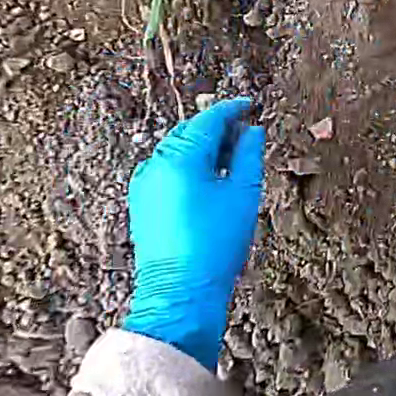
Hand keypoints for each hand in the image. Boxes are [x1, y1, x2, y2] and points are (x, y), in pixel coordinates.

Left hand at [124, 98, 265, 366]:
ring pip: (177, 151)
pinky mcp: (143, 202)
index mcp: (179, 158)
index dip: (231, 109)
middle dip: (216, 127)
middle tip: (245, 130)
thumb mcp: (243, 193)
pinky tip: (210, 179)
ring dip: (203, 147)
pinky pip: (168, 170)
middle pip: (188, 132)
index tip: (250, 105)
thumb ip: (249, 155)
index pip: (207, 120)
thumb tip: (252, 131)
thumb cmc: (216, 243)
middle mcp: (155, 165)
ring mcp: (145, 184)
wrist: (181, 291)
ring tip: (232, 157)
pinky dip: (190, 165)